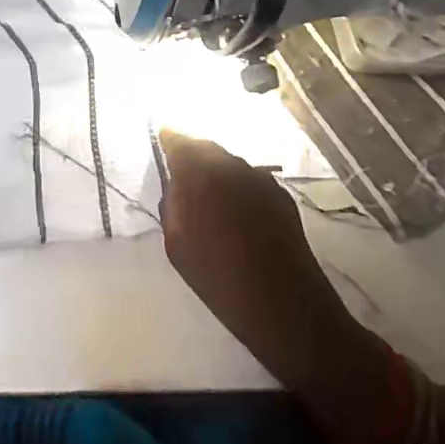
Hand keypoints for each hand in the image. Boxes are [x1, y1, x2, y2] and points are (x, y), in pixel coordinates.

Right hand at [159, 131, 360, 364]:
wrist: (284, 305)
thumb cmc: (217, 275)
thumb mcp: (175, 242)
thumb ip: (171, 203)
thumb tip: (176, 185)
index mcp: (198, 170)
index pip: (176, 138)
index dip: (167, 142)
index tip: (160, 148)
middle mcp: (230, 163)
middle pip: (204, 148)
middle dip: (191, 158)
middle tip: (183, 181)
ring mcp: (260, 177)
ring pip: (229, 164)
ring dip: (216, 174)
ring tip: (211, 202)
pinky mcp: (281, 196)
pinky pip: (250, 181)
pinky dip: (239, 189)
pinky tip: (238, 217)